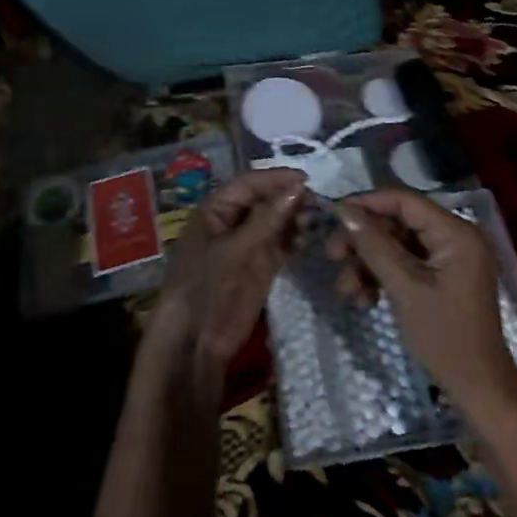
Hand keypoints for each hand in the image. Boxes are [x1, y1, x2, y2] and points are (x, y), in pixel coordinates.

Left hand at [151, 168, 305, 369]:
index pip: (248, 184)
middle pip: (263, 201)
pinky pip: (280, 244)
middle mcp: (230, 222)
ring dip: (294, 218)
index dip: (275, 179)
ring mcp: (246, 245)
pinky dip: (295, 238)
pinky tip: (311, 235)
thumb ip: (267, 220)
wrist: (196, 337)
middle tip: (320, 201)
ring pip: (274, 222)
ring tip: (318, 218)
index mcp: (213, 210)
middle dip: (288, 198)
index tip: (307, 179)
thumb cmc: (205, 285)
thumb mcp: (235, 249)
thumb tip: (299, 188)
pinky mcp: (260, 266)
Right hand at [329, 189, 516, 411]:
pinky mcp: (439, 278)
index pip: (404, 201)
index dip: (366, 204)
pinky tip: (364, 300)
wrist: (476, 386)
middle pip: (396, 223)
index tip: (331, 216)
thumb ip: (374, 245)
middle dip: (362, 240)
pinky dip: (380, 278)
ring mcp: (447, 259)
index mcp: (456, 234)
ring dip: (366, 264)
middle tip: (332, 256)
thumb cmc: (444, 336)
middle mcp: (454, 239)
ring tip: (347, 291)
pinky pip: (402, 265)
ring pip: (394, 245)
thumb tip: (343, 211)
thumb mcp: (404, 287)